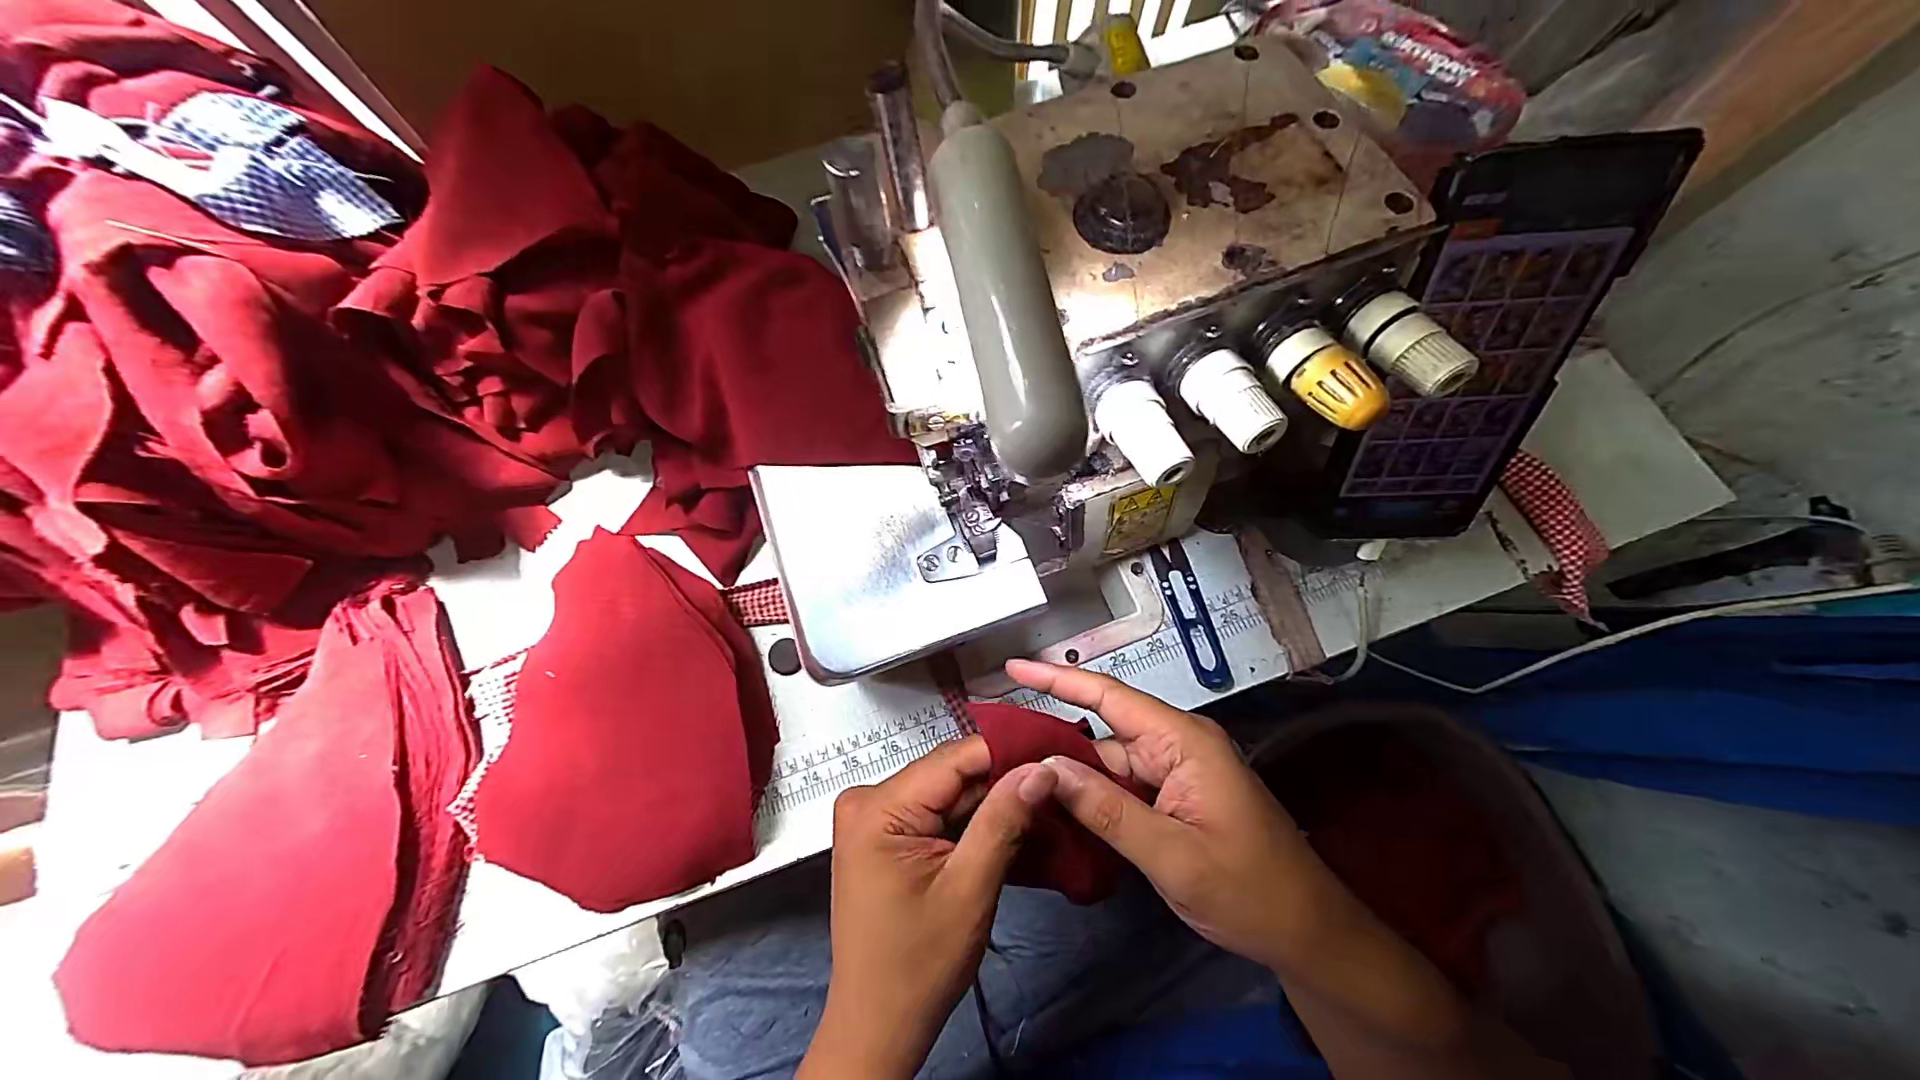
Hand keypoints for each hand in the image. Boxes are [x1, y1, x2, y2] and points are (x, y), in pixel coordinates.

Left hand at [798, 736, 1055, 1079]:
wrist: (878, 1024)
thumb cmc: (917, 966)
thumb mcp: (969, 889)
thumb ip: (1003, 820)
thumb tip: (1040, 770)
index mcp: (877, 807)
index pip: (954, 757)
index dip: (1009, 751)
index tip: (1054, 753)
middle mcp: (868, 800)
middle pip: (951, 773)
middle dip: (1004, 780)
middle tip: (1056, 784)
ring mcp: (874, 817)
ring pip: (949, 792)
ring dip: (993, 801)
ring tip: (1043, 804)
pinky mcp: (886, 835)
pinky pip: (938, 812)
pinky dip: (973, 821)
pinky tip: (1011, 825)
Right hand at [1002, 658, 1342, 971]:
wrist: (1307, 935)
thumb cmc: (1251, 891)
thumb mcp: (1172, 855)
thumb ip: (1106, 809)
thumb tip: (1047, 768)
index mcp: (1183, 742)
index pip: (1109, 696)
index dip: (1057, 678)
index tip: (1013, 665)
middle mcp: (1177, 746)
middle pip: (1101, 732)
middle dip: (1052, 740)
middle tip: (998, 751)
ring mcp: (1175, 772)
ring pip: (1106, 763)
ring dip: (1069, 775)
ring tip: (1017, 784)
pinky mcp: (1173, 796)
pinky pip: (1121, 787)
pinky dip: (1090, 797)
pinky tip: (1057, 809)